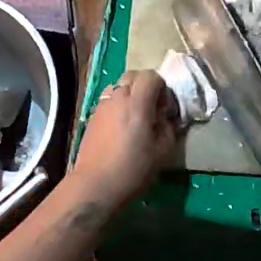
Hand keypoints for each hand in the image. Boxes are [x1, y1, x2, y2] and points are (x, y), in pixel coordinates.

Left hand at [70, 70, 178, 208]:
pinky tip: (121, 130)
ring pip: (118, 88)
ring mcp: (101, 106)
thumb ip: (169, 127)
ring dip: (129, 97)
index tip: (165, 110)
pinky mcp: (91, 118)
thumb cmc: (133, 169)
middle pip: (132, 77)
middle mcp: (117, 97)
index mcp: (137, 102)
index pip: (151, 76)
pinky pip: (108, 103)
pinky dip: (117, 108)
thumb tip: (166, 117)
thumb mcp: (163, 150)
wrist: (95, 185)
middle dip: (145, 88)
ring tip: (135, 120)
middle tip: (152, 111)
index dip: (162, 89)